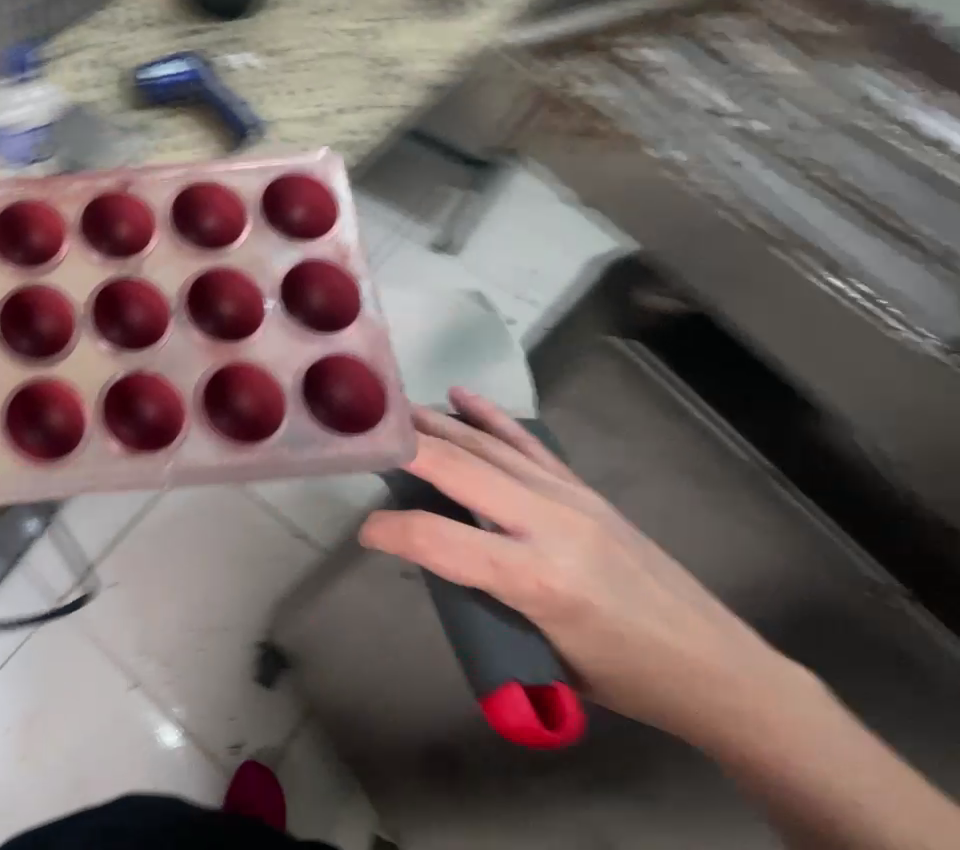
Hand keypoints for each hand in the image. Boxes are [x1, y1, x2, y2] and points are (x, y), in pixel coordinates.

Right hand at [358, 388, 801, 740]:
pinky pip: (529, 446)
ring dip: (435, 426)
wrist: (721, 671)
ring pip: (489, 448)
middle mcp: (553, 526)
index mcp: (538, 579)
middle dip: (404, 449)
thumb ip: (481, 600)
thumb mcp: (539, 654)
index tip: (364, 533)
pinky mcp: (588, 493)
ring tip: (391, 413)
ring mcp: (574, 501)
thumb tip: (429, 561)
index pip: (438, 539)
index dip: (390, 531)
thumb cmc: (624, 679)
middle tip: (357, 437)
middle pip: (460, 471)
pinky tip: (460, 398)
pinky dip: (490, 419)